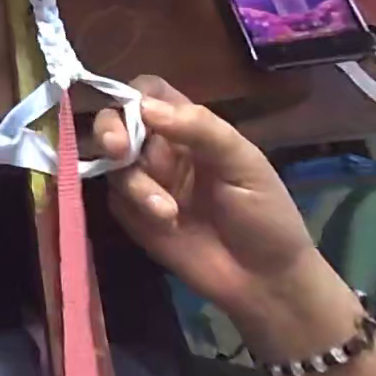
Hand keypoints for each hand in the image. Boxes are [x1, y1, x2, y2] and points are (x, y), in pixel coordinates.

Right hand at [96, 76, 360, 354]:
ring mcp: (143, 179)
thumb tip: (145, 106)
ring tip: (168, 212)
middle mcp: (158, 146)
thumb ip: (200, 128)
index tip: (134, 112)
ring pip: (112, 162)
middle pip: (115, 120)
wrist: (265, 283)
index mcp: (187, 125)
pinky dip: (135, 207)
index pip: (148, 92)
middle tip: (117, 149)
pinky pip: (114, 198)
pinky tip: (166, 225)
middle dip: (109, 130)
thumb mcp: (244, 162)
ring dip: (135, 184)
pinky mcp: (131, 213)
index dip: (133, 95)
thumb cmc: (265, 213)